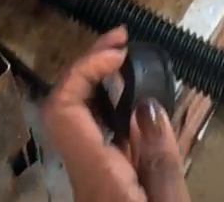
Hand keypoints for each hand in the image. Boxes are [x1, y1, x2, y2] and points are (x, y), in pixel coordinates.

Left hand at [41, 29, 188, 201]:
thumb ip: (160, 160)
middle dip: (90, 63)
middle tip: (123, 39)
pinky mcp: (101, 183)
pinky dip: (112, 106)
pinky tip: (137, 101)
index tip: (120, 53)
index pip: (62, 106)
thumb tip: (147, 105)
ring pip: (78, 115)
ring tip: (129, 57)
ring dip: (99, 81)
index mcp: (93, 172)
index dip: (85, 68)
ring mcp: (89, 176)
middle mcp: (82, 170)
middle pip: (65, 102)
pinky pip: (96, 132)